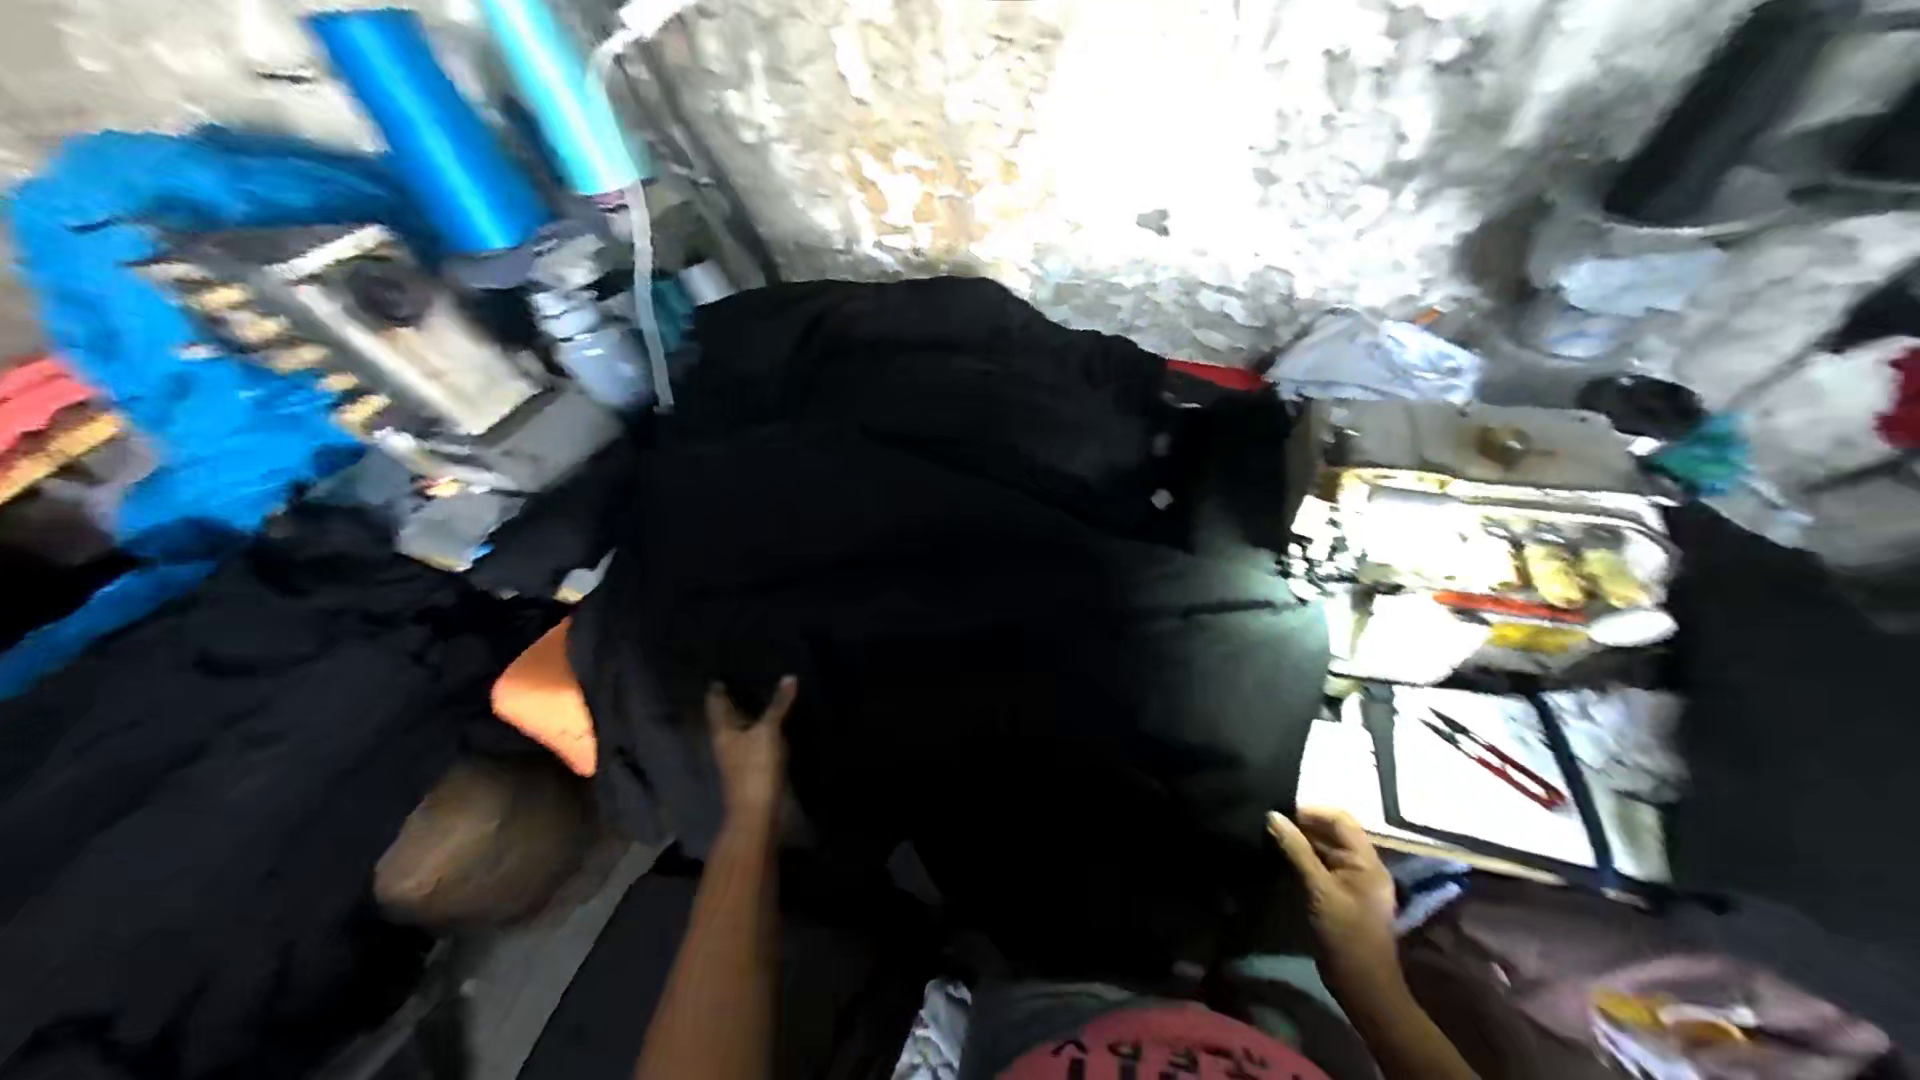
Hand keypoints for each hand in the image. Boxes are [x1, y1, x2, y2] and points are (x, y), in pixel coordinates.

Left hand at [707, 676, 796, 819]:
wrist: (757, 814)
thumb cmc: (755, 769)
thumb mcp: (768, 732)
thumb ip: (778, 705)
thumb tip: (789, 677)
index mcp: (722, 731)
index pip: (716, 702)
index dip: (718, 687)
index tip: (724, 670)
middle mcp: (727, 742)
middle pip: (728, 716)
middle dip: (736, 698)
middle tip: (749, 675)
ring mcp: (739, 757)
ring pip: (743, 729)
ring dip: (751, 714)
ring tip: (765, 693)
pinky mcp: (754, 768)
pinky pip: (757, 741)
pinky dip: (763, 729)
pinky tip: (776, 723)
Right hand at [1268, 807, 1398, 976]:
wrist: (1361, 986)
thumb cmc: (1345, 933)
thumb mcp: (1318, 889)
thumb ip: (1296, 850)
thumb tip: (1272, 815)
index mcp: (1367, 862)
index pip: (1340, 820)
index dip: (1311, 812)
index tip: (1280, 813)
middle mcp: (1363, 867)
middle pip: (1332, 833)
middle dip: (1302, 826)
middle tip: (1269, 825)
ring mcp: (1352, 882)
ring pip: (1324, 850)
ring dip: (1300, 843)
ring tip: (1269, 838)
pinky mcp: (1340, 895)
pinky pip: (1321, 867)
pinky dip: (1302, 859)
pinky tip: (1280, 860)